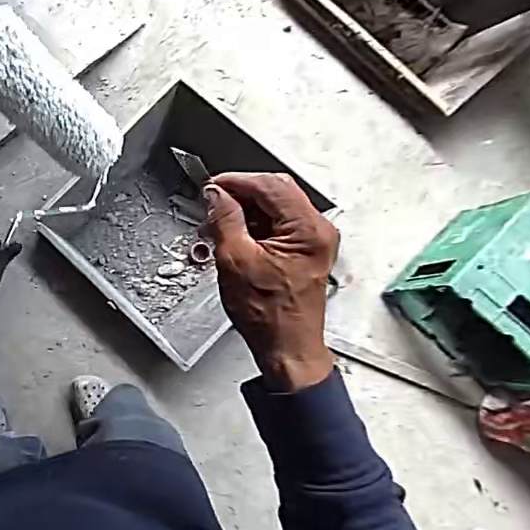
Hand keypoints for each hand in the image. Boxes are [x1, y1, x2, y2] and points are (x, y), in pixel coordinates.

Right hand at [202, 172, 340, 391]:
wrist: (286, 347)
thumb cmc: (269, 316)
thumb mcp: (235, 262)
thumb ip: (226, 220)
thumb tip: (217, 195)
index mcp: (308, 229)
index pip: (270, 185)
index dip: (236, 182)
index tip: (211, 186)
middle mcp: (318, 231)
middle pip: (276, 192)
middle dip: (240, 195)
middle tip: (212, 203)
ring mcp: (313, 242)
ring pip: (275, 208)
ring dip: (245, 212)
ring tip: (218, 226)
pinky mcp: (304, 252)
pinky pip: (277, 226)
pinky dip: (254, 227)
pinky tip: (234, 238)